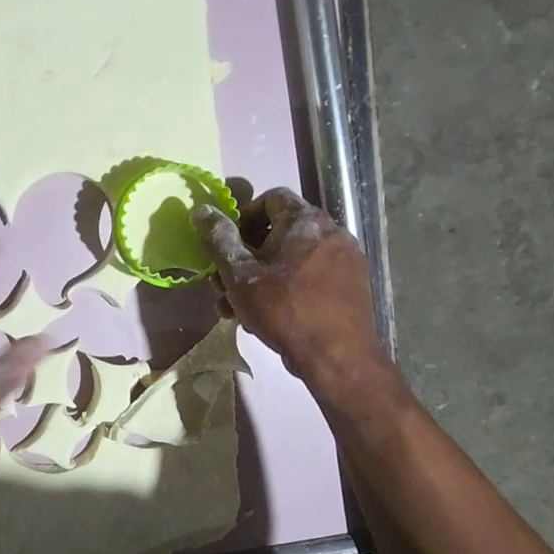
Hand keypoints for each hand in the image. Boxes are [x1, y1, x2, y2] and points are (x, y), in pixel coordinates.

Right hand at [192, 187, 391, 397]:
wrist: (336, 354)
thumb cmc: (283, 308)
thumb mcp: (239, 274)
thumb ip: (219, 239)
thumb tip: (201, 211)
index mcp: (304, 220)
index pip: (270, 198)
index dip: (242, 218)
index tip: (226, 247)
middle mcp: (331, 230)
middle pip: (279, 232)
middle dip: (246, 257)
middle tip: (225, 286)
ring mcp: (346, 258)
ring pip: (292, 258)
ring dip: (262, 278)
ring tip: (240, 309)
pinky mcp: (352, 284)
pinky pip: (311, 276)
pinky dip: (287, 288)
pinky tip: (271, 316)